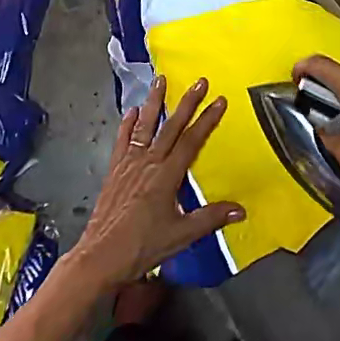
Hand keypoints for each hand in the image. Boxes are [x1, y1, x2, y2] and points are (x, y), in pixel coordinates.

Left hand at [67, 77, 243, 294]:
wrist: (98, 259)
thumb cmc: (141, 246)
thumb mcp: (182, 234)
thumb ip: (211, 218)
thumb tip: (241, 210)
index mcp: (167, 175)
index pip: (192, 140)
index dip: (207, 119)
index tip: (220, 100)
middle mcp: (148, 164)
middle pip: (170, 127)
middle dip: (187, 102)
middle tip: (199, 81)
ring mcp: (128, 166)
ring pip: (144, 127)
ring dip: (154, 103)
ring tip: (160, 81)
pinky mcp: (114, 173)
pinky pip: (122, 143)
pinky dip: (127, 126)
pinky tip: (131, 112)